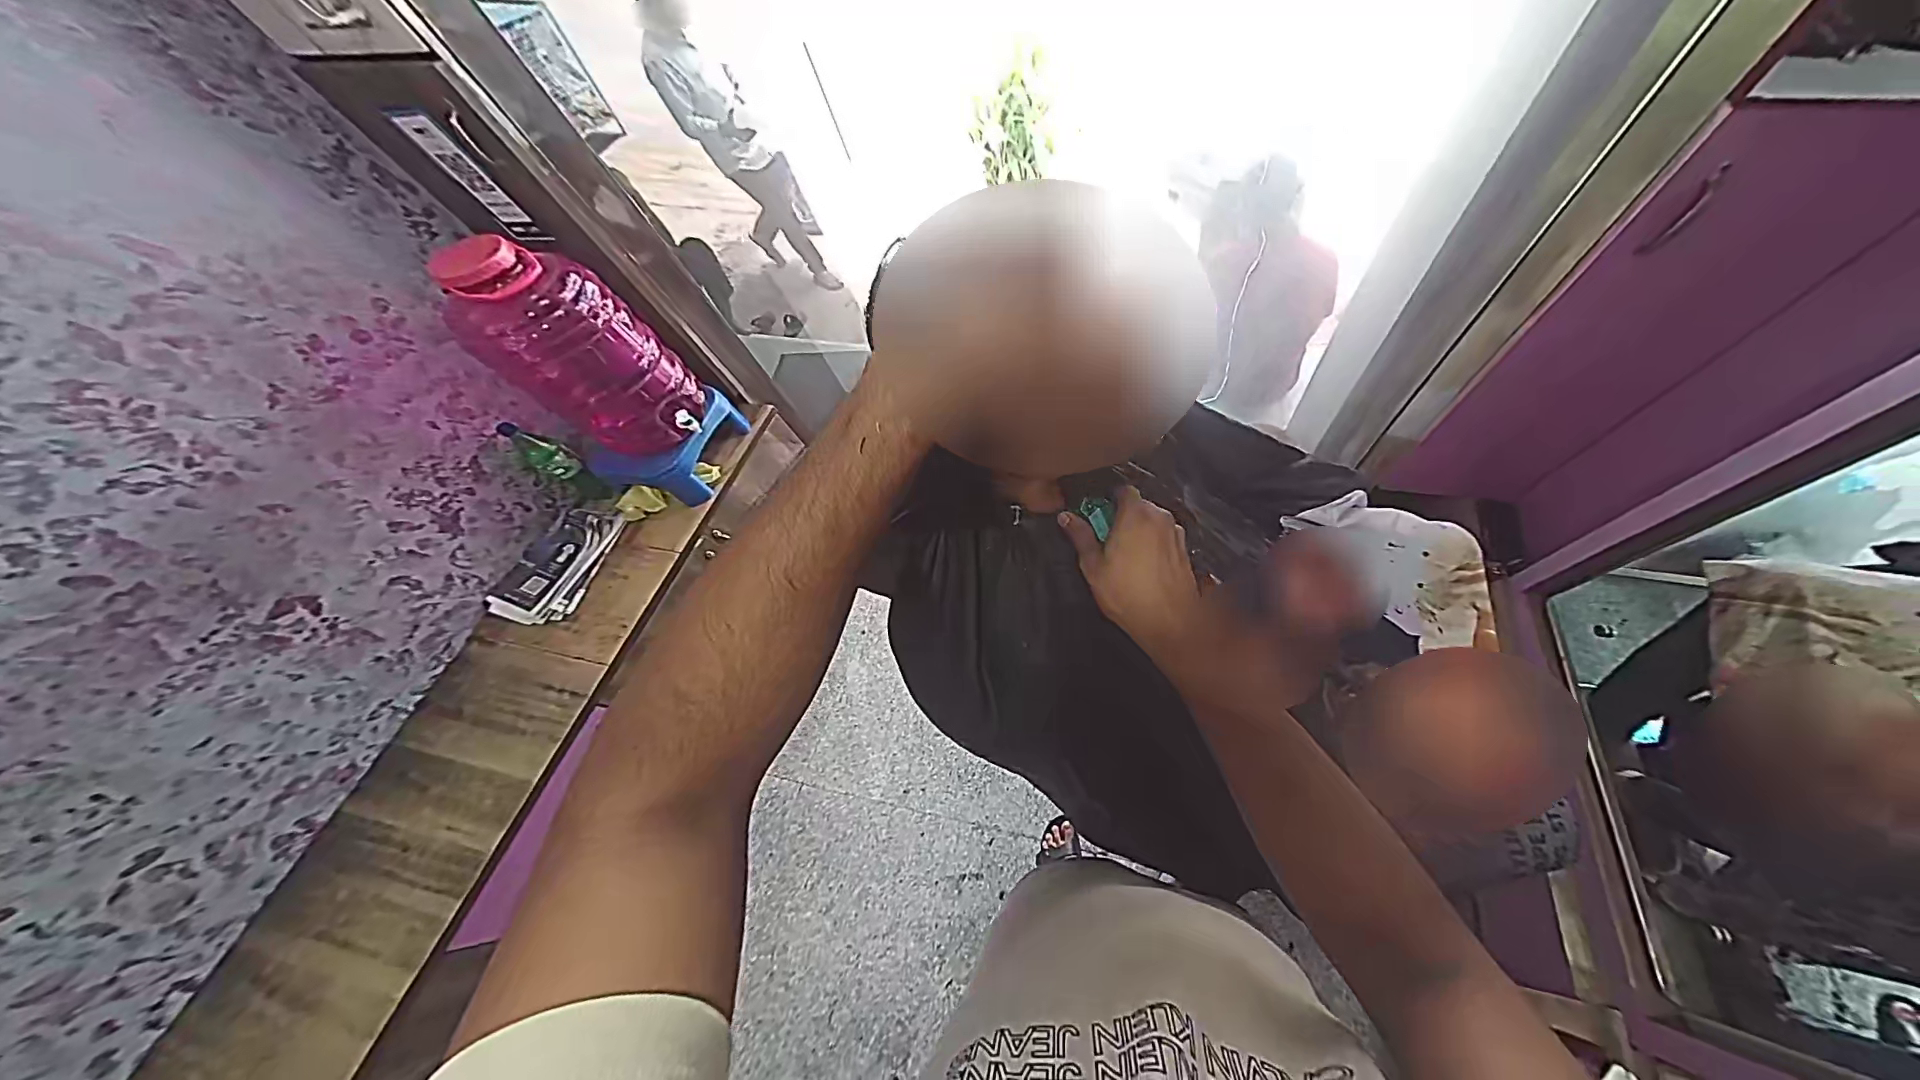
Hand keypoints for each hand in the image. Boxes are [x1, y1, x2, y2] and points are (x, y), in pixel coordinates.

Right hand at [1057, 486, 1203, 660]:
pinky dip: (1153, 544)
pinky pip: (1163, 537)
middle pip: (1138, 505)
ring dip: (1138, 531)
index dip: (1108, 500)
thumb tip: (1066, 518)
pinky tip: (1142, 568)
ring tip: (1124, 557)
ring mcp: (1175, 532)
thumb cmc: (1128, 595)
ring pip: (1151, 521)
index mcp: (1135, 514)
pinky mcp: (1184, 549)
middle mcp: (1159, 517)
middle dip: (1122, 517)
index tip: (1097, 517)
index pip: (1122, 490)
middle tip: (1106, 540)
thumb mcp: (1093, 566)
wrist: (1170, 622)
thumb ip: (1081, 536)